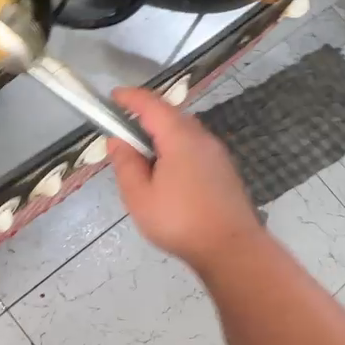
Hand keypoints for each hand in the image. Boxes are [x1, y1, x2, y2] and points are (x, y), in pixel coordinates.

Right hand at [107, 87, 263, 268]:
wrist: (231, 248)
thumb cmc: (179, 221)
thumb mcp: (139, 196)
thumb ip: (125, 164)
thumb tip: (118, 141)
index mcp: (179, 138)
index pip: (152, 105)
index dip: (131, 98)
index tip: (113, 97)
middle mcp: (202, 139)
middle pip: (171, 116)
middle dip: (146, 117)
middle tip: (123, 131)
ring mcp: (217, 155)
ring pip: (185, 133)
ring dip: (162, 135)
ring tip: (142, 157)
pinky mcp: (224, 171)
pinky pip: (195, 149)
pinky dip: (176, 149)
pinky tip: (167, 174)